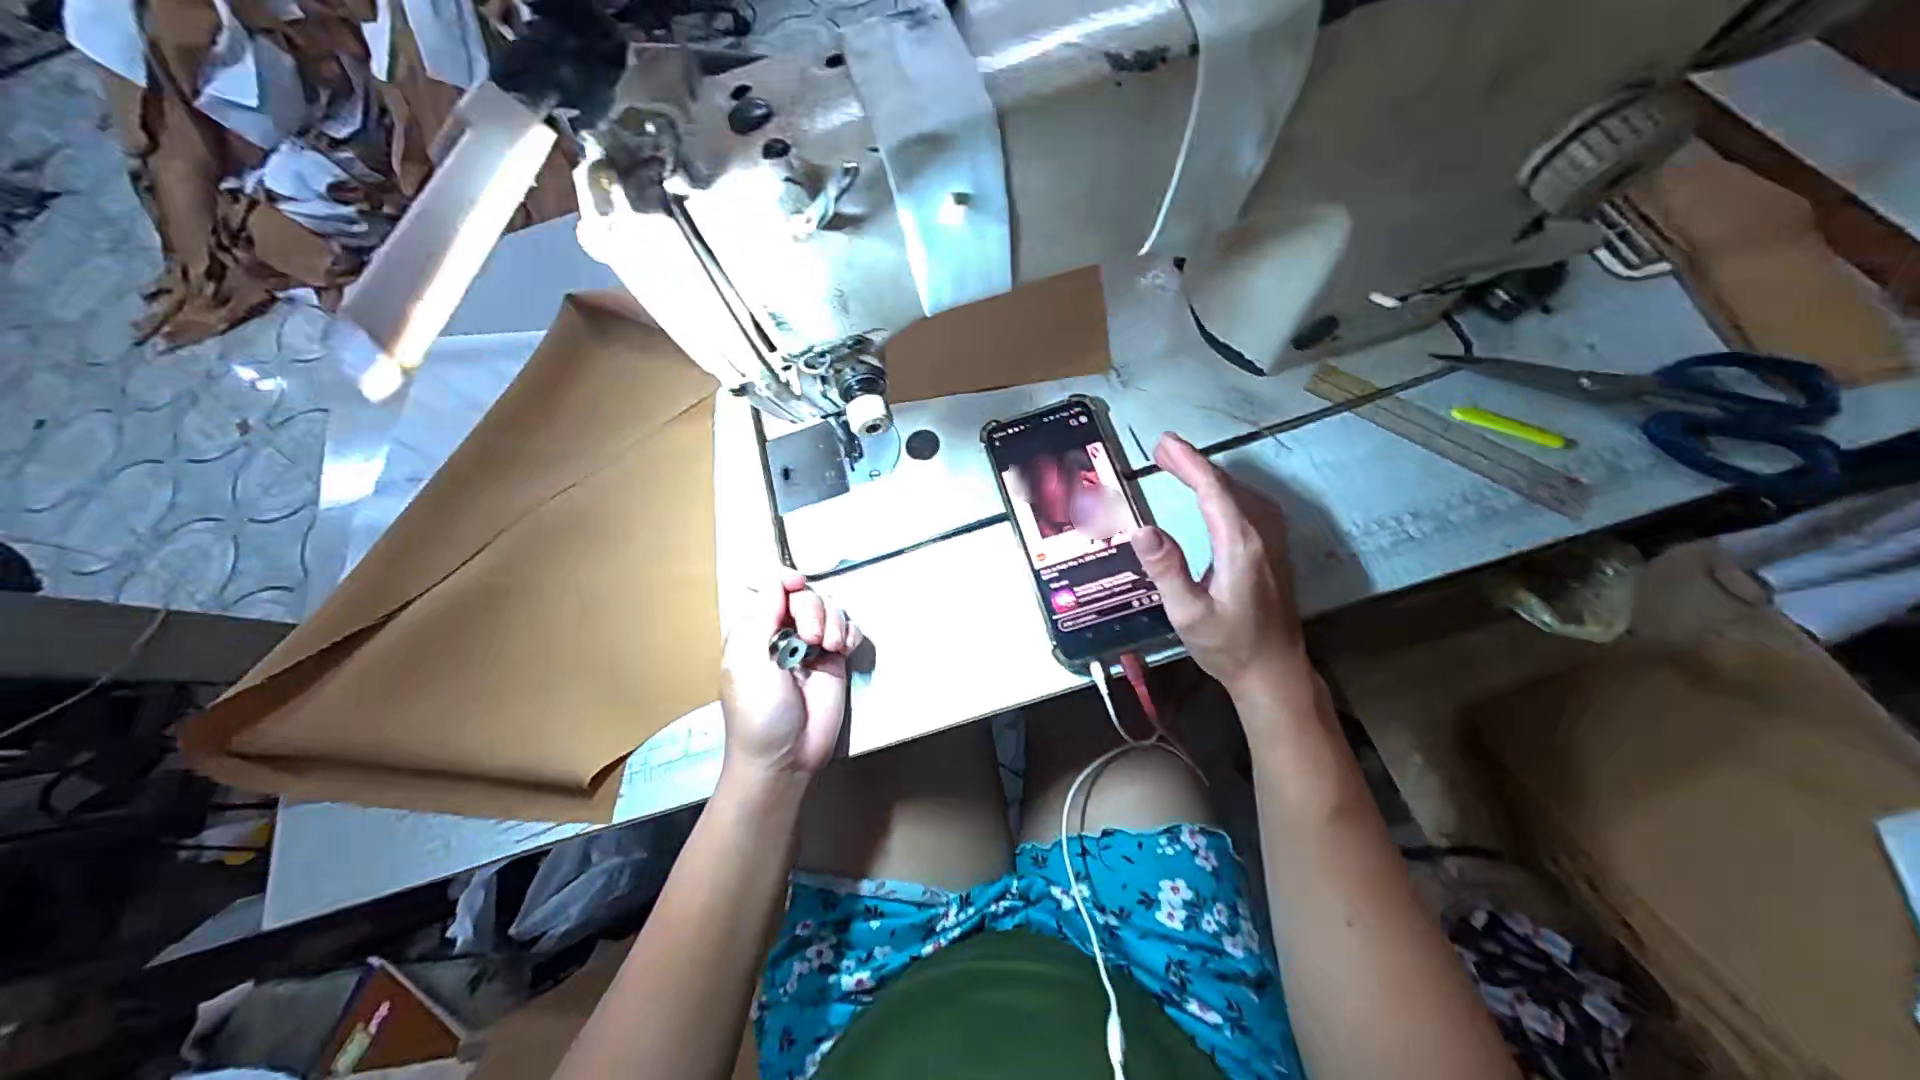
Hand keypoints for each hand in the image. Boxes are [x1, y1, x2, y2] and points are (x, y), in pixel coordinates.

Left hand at [719, 569, 863, 785]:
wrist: (786, 757)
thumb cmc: (757, 713)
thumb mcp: (748, 662)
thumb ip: (761, 616)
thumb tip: (778, 580)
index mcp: (755, 630)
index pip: (772, 590)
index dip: (787, 581)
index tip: (798, 584)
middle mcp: (784, 633)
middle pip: (806, 596)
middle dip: (813, 610)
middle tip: (811, 640)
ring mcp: (811, 647)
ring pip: (830, 610)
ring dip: (833, 623)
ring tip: (828, 649)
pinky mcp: (835, 662)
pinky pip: (849, 632)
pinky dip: (850, 634)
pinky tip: (843, 650)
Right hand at [1131, 434, 1309, 697]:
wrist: (1274, 672)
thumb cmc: (1229, 646)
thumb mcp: (1189, 614)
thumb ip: (1167, 570)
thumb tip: (1141, 529)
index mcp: (1240, 545)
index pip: (1213, 490)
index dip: (1188, 462)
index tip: (1164, 443)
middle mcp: (1261, 535)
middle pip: (1226, 485)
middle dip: (1193, 463)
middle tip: (1161, 448)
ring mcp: (1272, 541)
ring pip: (1239, 493)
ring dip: (1208, 475)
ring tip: (1177, 464)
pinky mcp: (1273, 551)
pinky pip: (1247, 506)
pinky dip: (1222, 491)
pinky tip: (1210, 495)